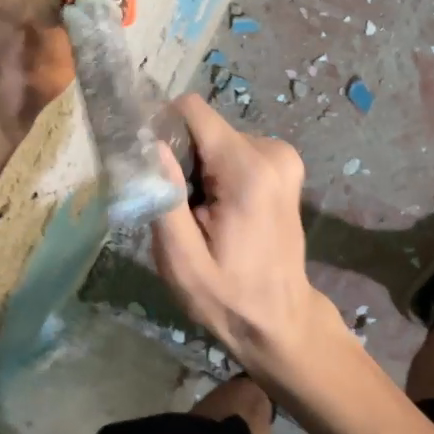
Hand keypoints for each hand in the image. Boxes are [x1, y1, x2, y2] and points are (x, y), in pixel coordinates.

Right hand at [151, 94, 337, 374]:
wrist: (280, 322)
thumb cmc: (227, 298)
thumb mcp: (182, 260)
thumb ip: (165, 198)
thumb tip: (151, 145)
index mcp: (248, 170)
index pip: (191, 111)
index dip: (162, 130)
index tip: (151, 167)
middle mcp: (271, 152)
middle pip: (203, 127)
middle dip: (181, 159)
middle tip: (179, 207)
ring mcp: (282, 157)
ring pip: (214, 139)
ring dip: (198, 169)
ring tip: (199, 215)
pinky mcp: (283, 165)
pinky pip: (231, 150)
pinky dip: (216, 173)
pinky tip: (217, 211)